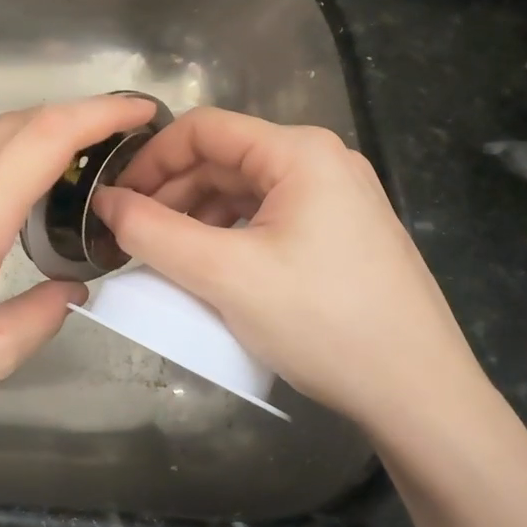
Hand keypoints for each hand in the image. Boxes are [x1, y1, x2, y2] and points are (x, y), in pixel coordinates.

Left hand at [0, 94, 159, 427]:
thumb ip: (44, 315)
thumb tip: (70, 288)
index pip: (45, 135)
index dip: (100, 113)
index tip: (140, 111)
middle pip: (20, 121)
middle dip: (79, 114)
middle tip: (122, 133)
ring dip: (42, 132)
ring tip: (83, 159)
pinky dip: (11, 152)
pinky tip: (25, 186)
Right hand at [91, 109, 484, 428]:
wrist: (423, 398)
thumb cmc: (323, 323)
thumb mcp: (224, 275)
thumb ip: (153, 232)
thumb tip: (103, 202)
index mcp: (299, 151)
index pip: (202, 129)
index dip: (150, 160)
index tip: (115, 202)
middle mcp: (322, 160)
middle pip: (224, 158)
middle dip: (172, 193)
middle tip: (134, 237)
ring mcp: (339, 196)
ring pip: (245, 189)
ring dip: (198, 216)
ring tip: (167, 258)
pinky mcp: (345, 231)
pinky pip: (270, 215)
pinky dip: (230, 234)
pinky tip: (213, 269)